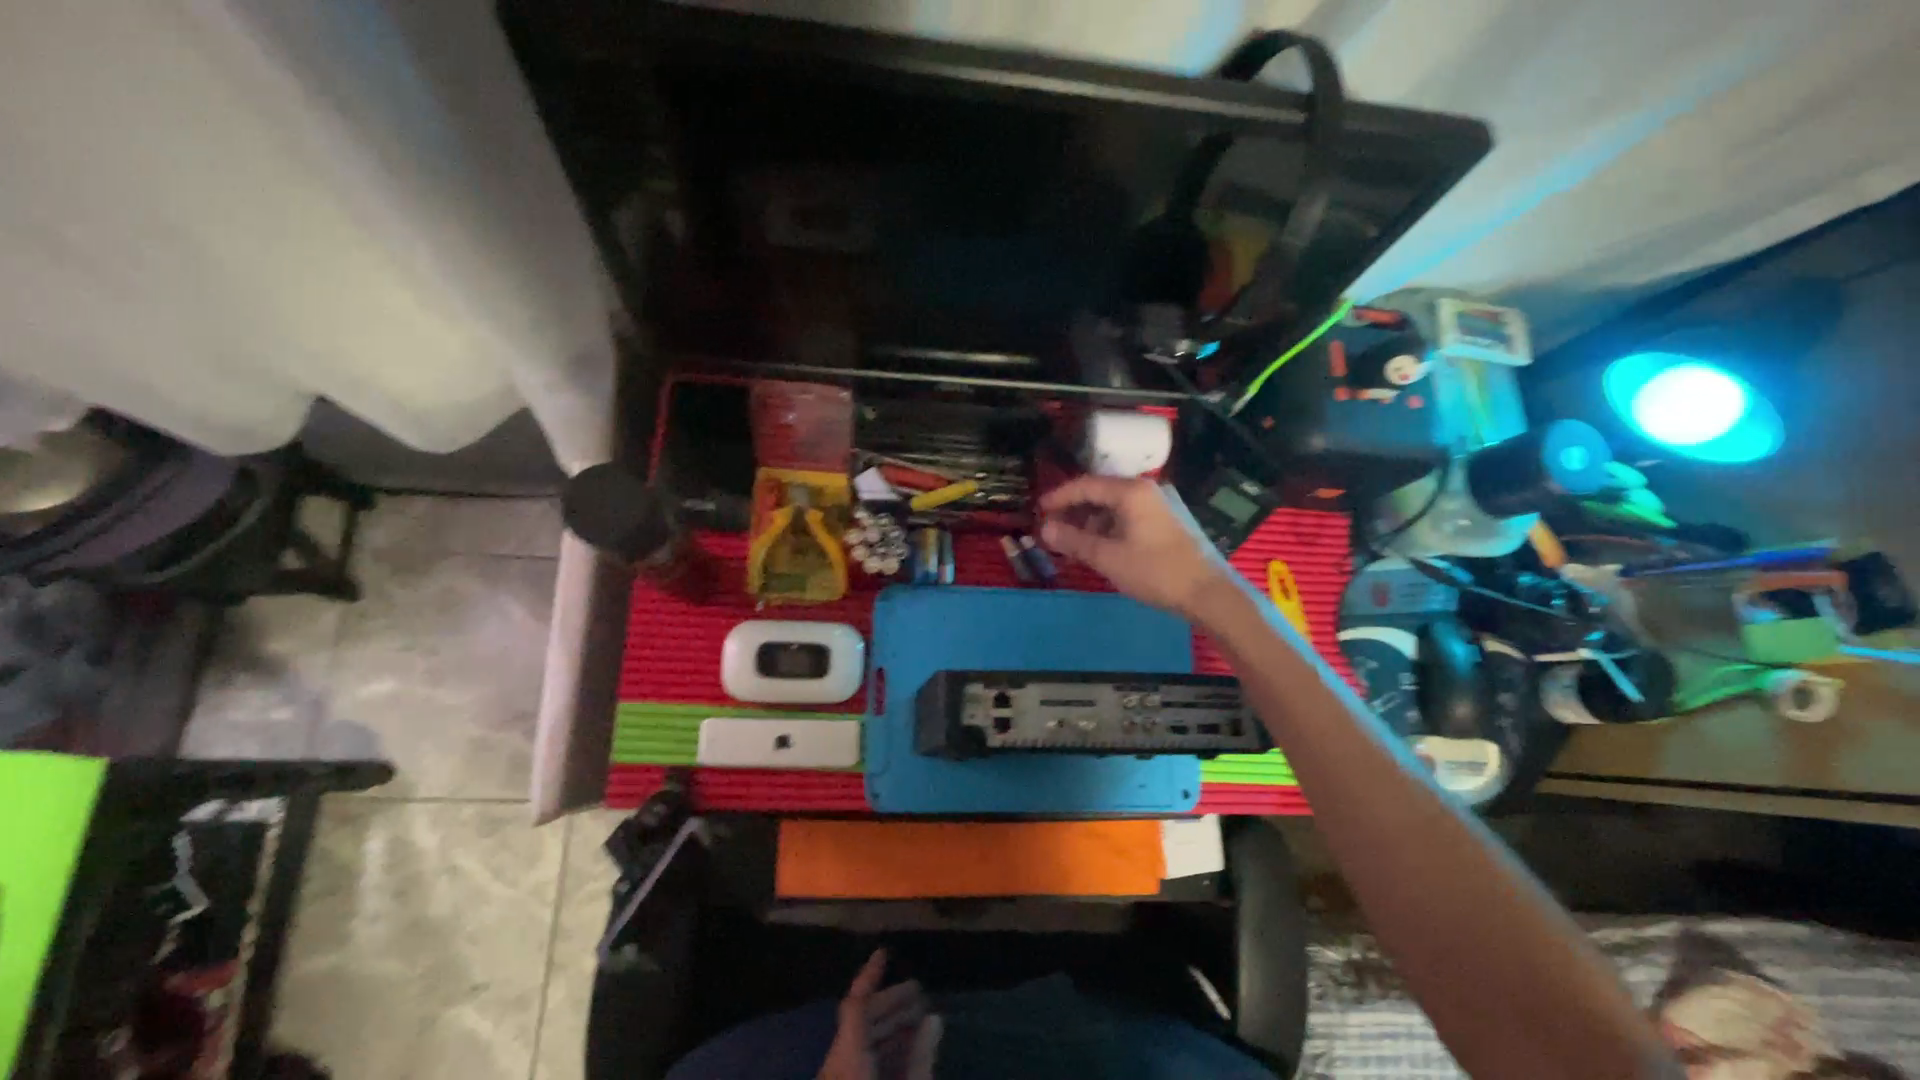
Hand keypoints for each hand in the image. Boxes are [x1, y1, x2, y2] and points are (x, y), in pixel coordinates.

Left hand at [817, 950, 941, 1079]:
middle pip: (860, 1020)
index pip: (856, 1005)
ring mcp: (837, 1074)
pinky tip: (905, 1047)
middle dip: (890, 1002)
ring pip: (860, 1039)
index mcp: (849, 1058)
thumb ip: (920, 1057)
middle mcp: (838, 1061)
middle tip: (919, 992)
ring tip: (918, 1017)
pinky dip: (882, 1047)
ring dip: (888, 1025)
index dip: (869, 976)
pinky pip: (858, 1057)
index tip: (883, 952)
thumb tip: (933, 1019)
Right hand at [1039, 476, 1236, 618]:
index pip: (1084, 485)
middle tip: (1049, 530)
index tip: (1038, 512)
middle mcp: (1140, 491)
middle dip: (1071, 511)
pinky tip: (1091, 548)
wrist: (1201, 592)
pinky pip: (1120, 518)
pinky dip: (1102, 529)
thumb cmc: (1152, 571)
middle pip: (1096, 493)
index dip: (1058, 497)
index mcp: (1129, 492)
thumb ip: (1072, 540)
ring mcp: (1150, 506)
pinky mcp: (1155, 523)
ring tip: (1067, 544)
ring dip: (1086, 522)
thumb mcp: (1107, 557)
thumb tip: (1044, 529)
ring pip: (1108, 507)